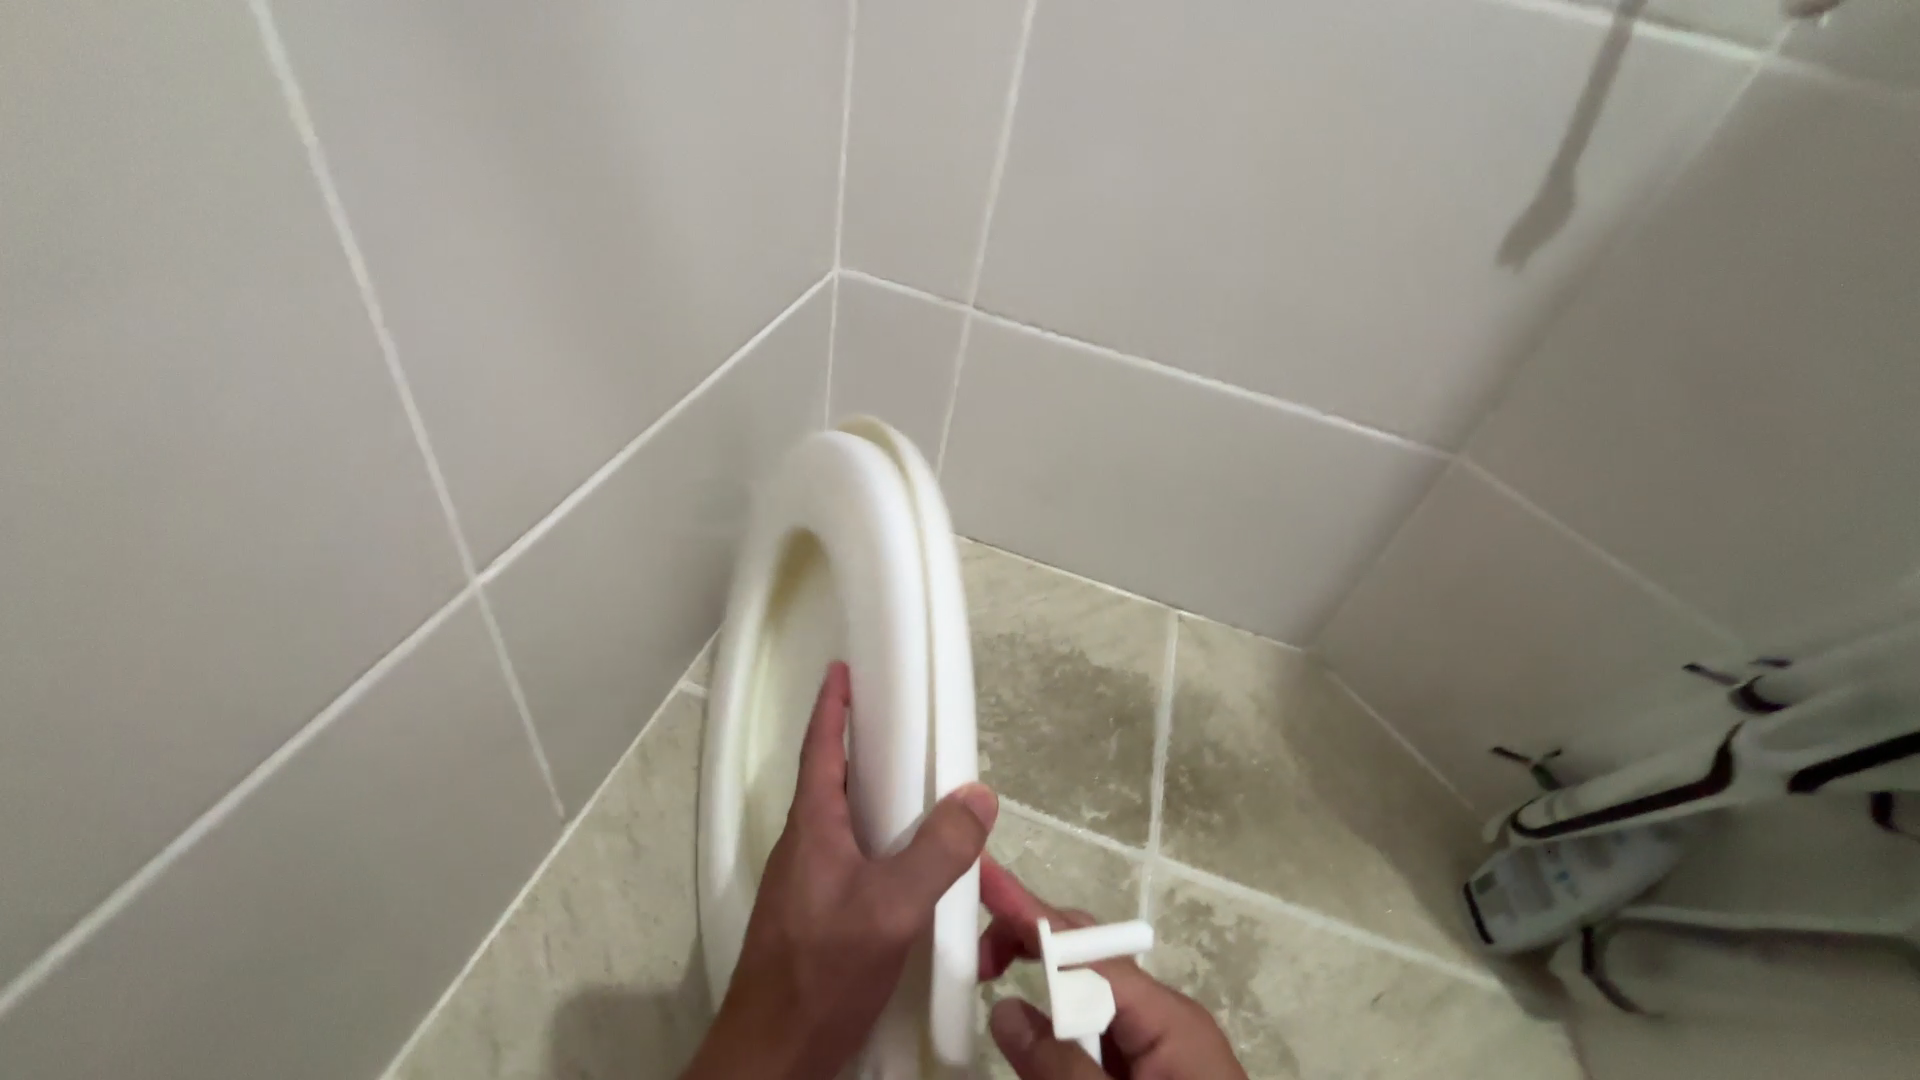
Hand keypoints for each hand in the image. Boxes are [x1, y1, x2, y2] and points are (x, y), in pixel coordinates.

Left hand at [683, 662, 998, 1079]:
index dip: (832, 706)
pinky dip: (877, 836)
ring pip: (842, 819)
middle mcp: (804, 845)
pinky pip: (850, 854)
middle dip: (859, 744)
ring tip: (916, 787)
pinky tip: (907, 861)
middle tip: (900, 725)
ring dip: (871, 793)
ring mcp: (806, 882)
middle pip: (830, 778)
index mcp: (812, 826)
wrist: (773, 1057)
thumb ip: (937, 851)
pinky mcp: (816, 914)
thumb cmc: (823, 970)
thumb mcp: (891, 907)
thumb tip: (979, 795)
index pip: (819, 748)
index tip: (843, 670)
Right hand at [978, 859, 1247, 1079]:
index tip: (986, 878)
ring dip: (1043, 986)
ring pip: (1089, 996)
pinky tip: (1036, 1035)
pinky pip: (1097, 1034)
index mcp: (1166, 1019)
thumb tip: (1005, 1010)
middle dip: (1032, 943)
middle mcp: (1165, 1018)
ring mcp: (1160, 1046)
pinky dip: (1060, 1029)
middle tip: (976, 957)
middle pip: (1089, 959)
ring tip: (995, 974)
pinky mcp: (1152, 1072)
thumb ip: (1059, 1070)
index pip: (1086, 949)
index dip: (1031, 912)